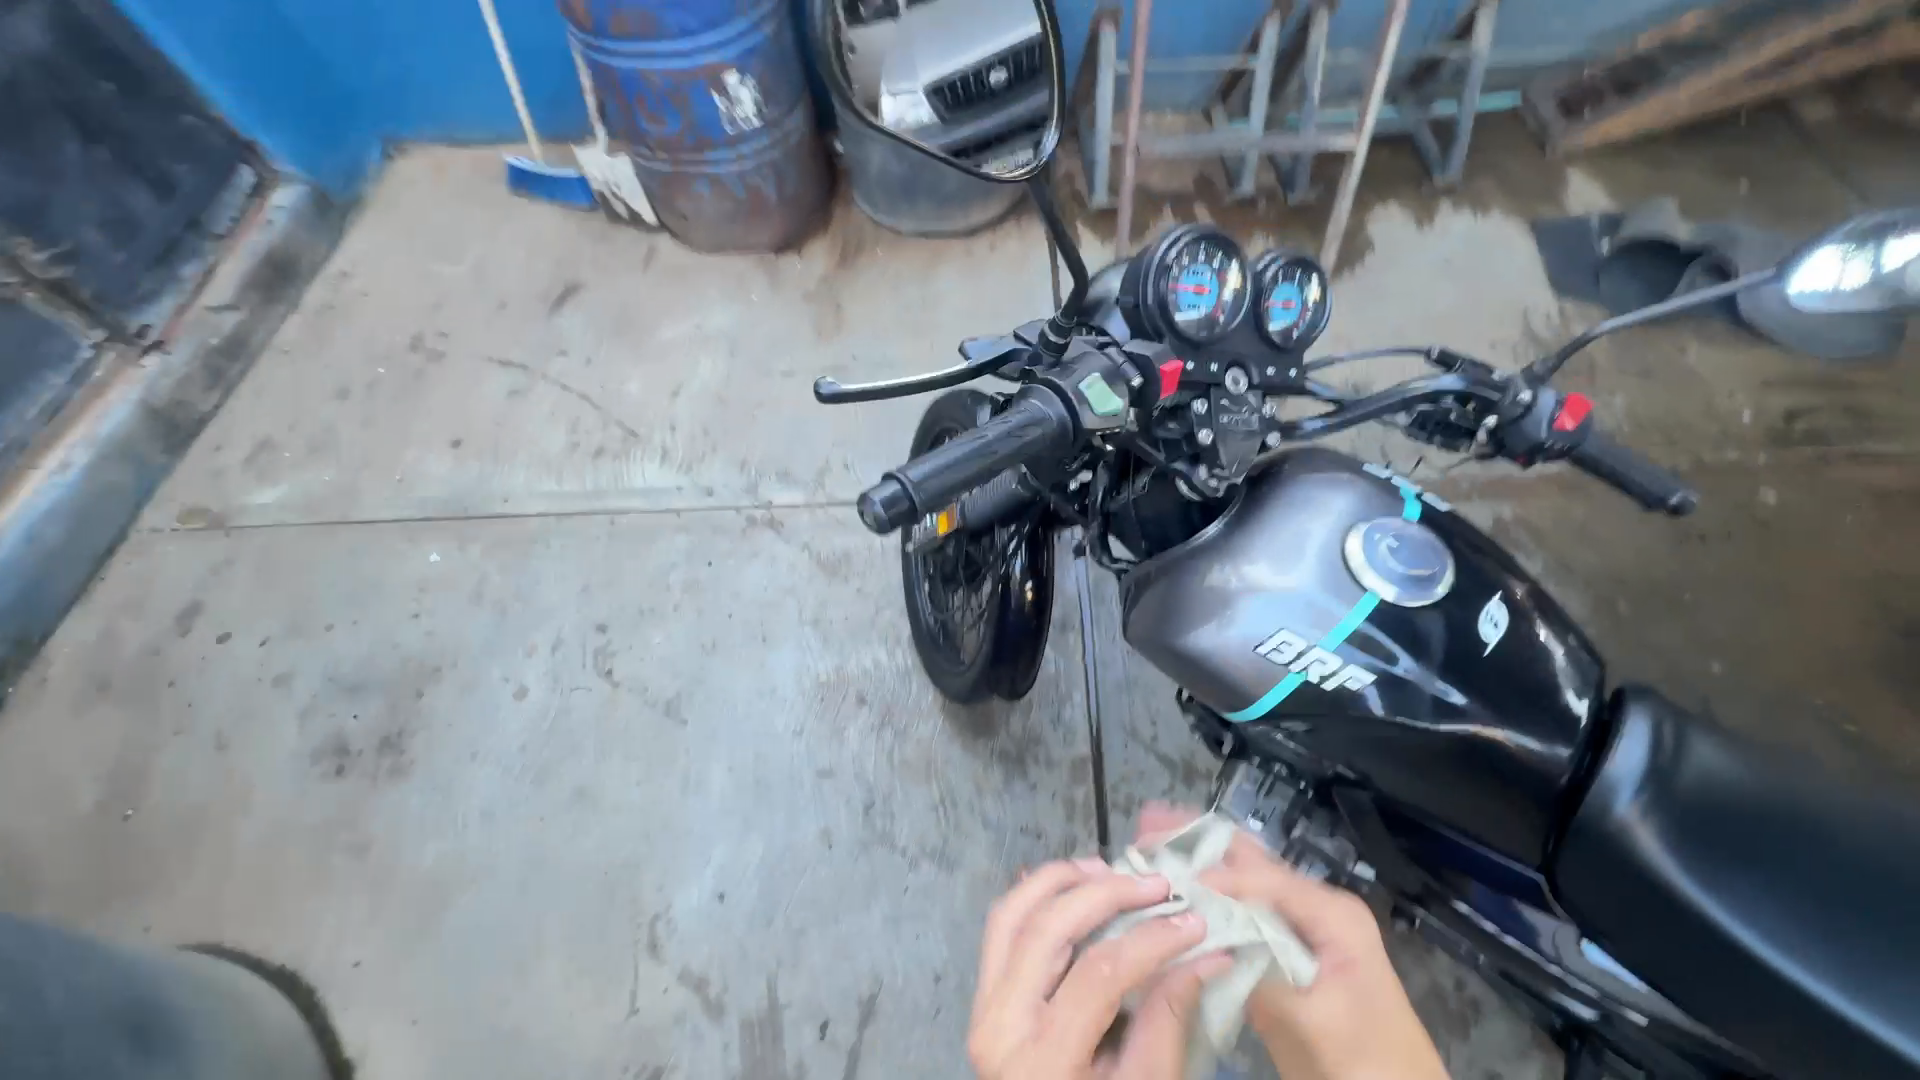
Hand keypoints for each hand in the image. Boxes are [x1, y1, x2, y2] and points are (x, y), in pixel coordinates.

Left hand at [968, 858, 1233, 1078]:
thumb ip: (1168, 1019)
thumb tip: (1207, 952)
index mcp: (1042, 1060)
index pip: (1098, 974)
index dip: (1150, 939)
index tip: (1195, 920)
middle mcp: (999, 1024)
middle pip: (1047, 931)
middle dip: (1104, 894)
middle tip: (1154, 882)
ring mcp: (982, 1006)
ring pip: (1012, 916)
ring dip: (1058, 882)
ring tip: (1108, 869)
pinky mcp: (983, 996)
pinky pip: (1001, 930)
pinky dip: (1033, 897)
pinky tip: (1071, 885)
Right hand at [1139, 805, 1448, 1079]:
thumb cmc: (1369, 1063)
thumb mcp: (1314, 1025)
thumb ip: (1257, 974)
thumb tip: (1198, 936)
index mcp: (1331, 912)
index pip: (1260, 878)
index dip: (1211, 876)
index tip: (1162, 880)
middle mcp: (1315, 907)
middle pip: (1249, 860)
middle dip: (1197, 839)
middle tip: (1148, 821)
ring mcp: (1301, 928)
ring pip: (1242, 880)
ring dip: (1198, 861)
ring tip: (1150, 840)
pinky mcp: (1287, 952)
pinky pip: (1242, 913)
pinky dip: (1207, 898)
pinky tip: (1175, 892)